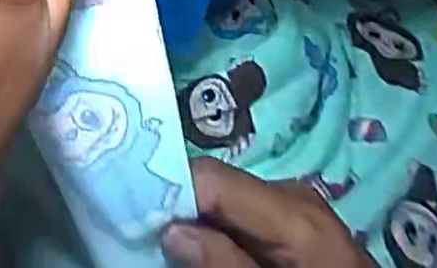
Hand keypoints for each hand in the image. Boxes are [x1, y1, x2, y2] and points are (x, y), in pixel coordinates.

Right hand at [162, 158, 373, 267]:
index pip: (213, 179)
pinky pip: (247, 212)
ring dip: (200, 218)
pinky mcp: (300, 223)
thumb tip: (171, 229)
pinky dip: (223, 227)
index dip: (171, 190)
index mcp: (294, 215)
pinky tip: (209, 247)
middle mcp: (294, 196)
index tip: (137, 211)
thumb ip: (227, 266)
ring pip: (228, 196)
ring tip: (175, 243)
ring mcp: (299, 206)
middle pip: (218, 184)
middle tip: (150, 232)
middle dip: (183, 206)